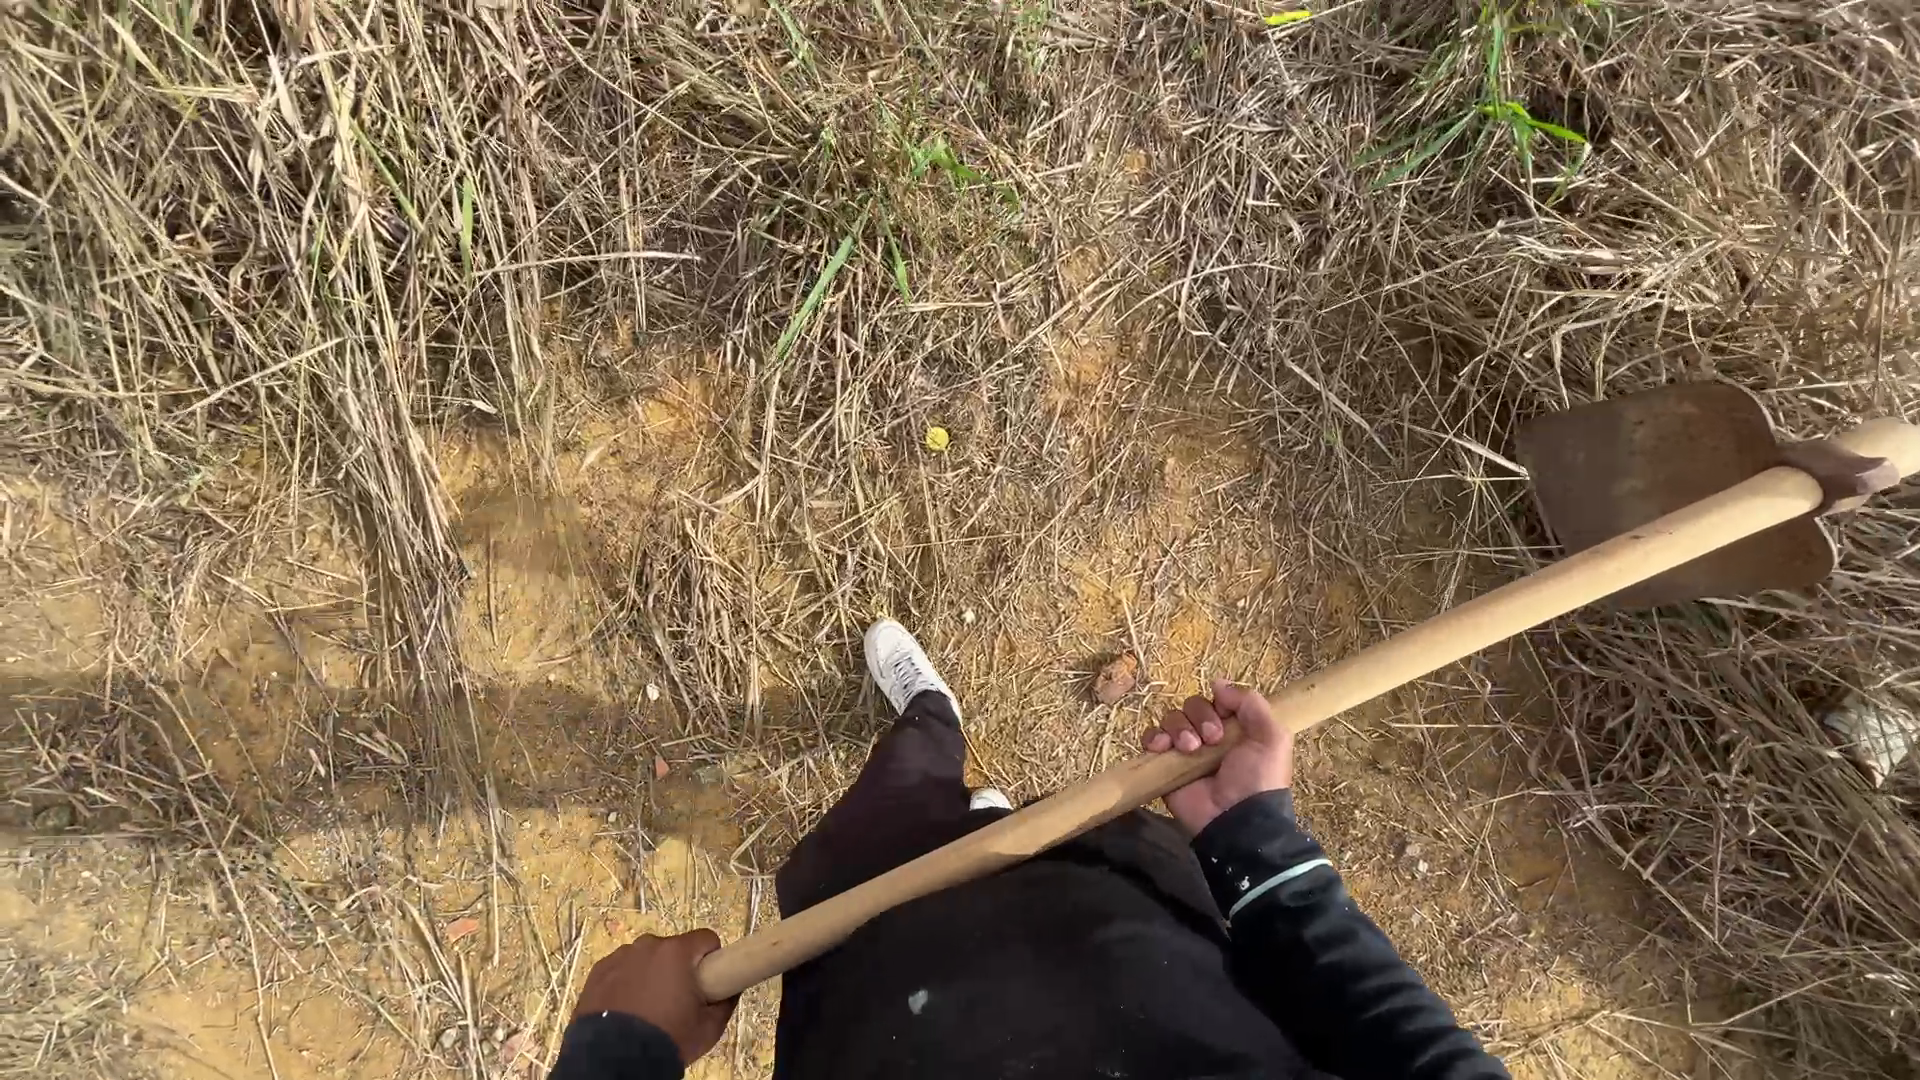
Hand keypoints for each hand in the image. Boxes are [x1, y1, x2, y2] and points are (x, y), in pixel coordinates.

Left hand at [572, 929, 735, 1064]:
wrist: (610, 1066)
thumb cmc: (665, 1041)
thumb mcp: (708, 1029)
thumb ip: (726, 1002)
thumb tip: (731, 990)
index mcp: (678, 951)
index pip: (706, 939)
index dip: (710, 959)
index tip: (706, 982)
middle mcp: (648, 946)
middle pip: (673, 949)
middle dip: (677, 969)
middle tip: (675, 1002)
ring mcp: (620, 957)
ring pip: (645, 959)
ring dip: (650, 975)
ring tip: (645, 1010)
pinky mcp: (597, 973)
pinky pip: (621, 970)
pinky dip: (625, 984)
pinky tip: (624, 1011)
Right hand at [1141, 677, 1292, 833]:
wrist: (1236, 819)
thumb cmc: (1258, 778)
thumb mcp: (1271, 737)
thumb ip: (1251, 704)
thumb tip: (1217, 683)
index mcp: (1233, 728)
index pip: (1215, 700)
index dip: (1216, 704)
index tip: (1224, 718)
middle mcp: (1208, 736)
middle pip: (1191, 705)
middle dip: (1199, 717)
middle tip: (1211, 740)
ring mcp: (1184, 751)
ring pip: (1171, 718)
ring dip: (1179, 728)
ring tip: (1190, 749)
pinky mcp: (1164, 765)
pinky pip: (1150, 739)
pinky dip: (1153, 738)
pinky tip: (1162, 747)